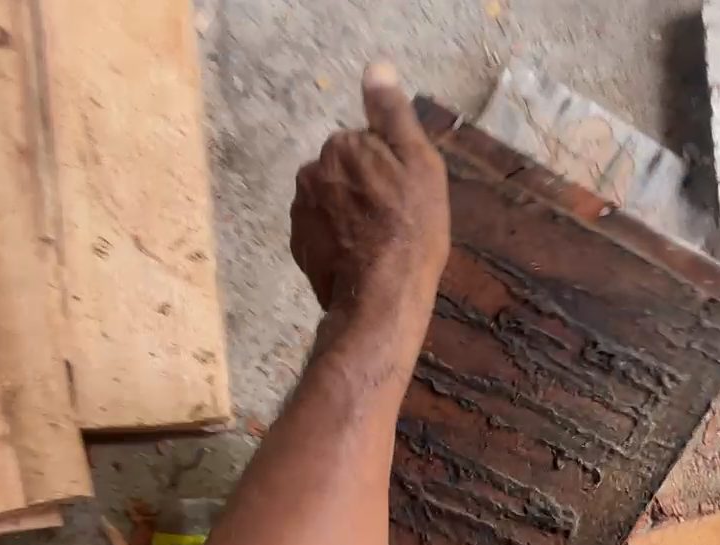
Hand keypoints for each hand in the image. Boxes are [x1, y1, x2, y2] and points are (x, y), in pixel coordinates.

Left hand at [290, 64, 450, 315]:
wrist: (381, 299)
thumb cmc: (410, 232)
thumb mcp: (419, 166)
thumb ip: (393, 115)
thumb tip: (376, 70)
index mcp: (342, 146)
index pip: (365, 145)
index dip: (389, 170)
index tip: (405, 197)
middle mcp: (312, 172)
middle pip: (344, 173)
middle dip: (364, 191)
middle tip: (393, 224)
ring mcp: (301, 212)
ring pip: (331, 203)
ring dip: (349, 217)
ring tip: (376, 246)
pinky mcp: (299, 247)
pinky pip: (321, 233)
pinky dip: (337, 242)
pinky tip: (359, 261)